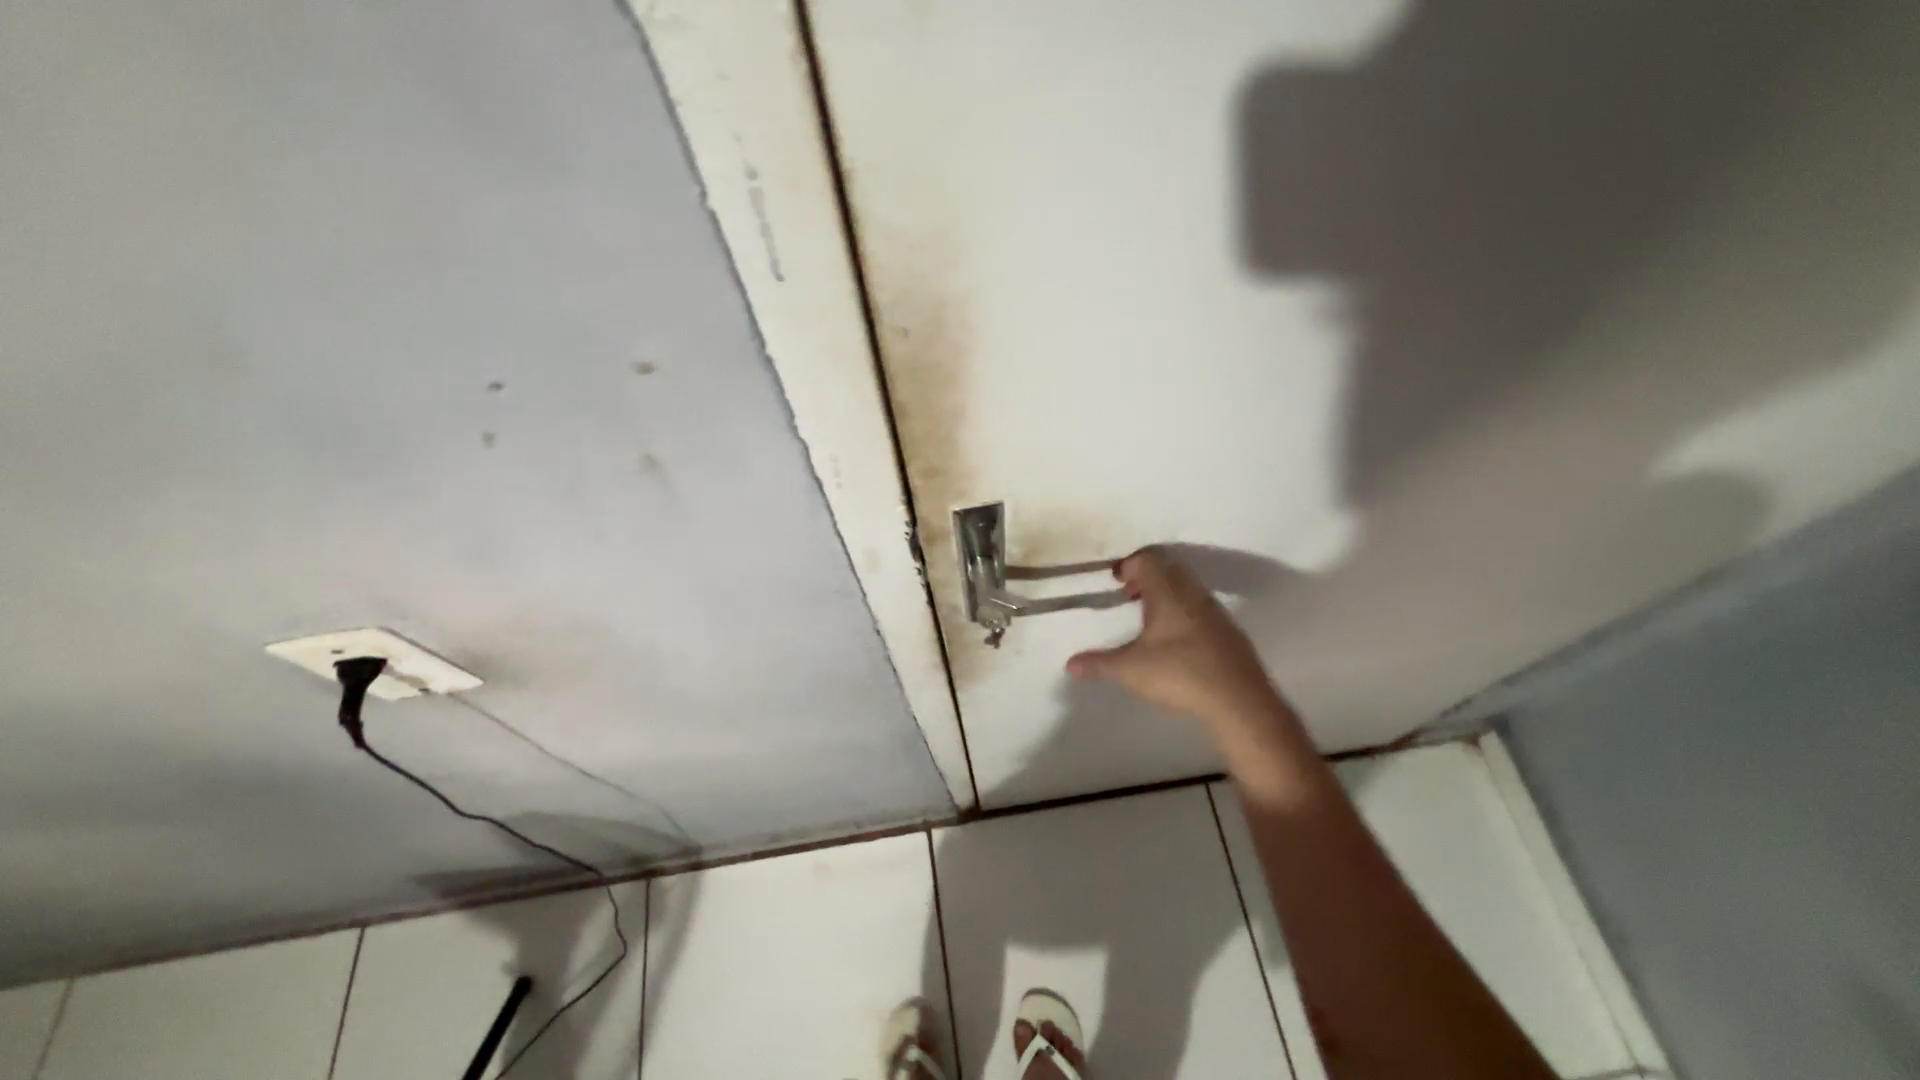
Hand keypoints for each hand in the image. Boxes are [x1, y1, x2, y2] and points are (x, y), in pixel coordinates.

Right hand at [1066, 546, 1288, 731]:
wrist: (1238, 701)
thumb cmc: (1179, 674)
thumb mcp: (1130, 670)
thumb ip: (1099, 664)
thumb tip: (1070, 665)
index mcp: (1168, 593)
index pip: (1148, 560)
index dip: (1129, 565)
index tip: (1115, 581)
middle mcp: (1194, 594)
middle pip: (1170, 570)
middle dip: (1147, 577)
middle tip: (1129, 595)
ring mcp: (1215, 612)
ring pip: (1188, 589)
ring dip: (1168, 595)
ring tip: (1149, 620)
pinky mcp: (1229, 633)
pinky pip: (1202, 610)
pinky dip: (1184, 614)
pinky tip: (1176, 643)